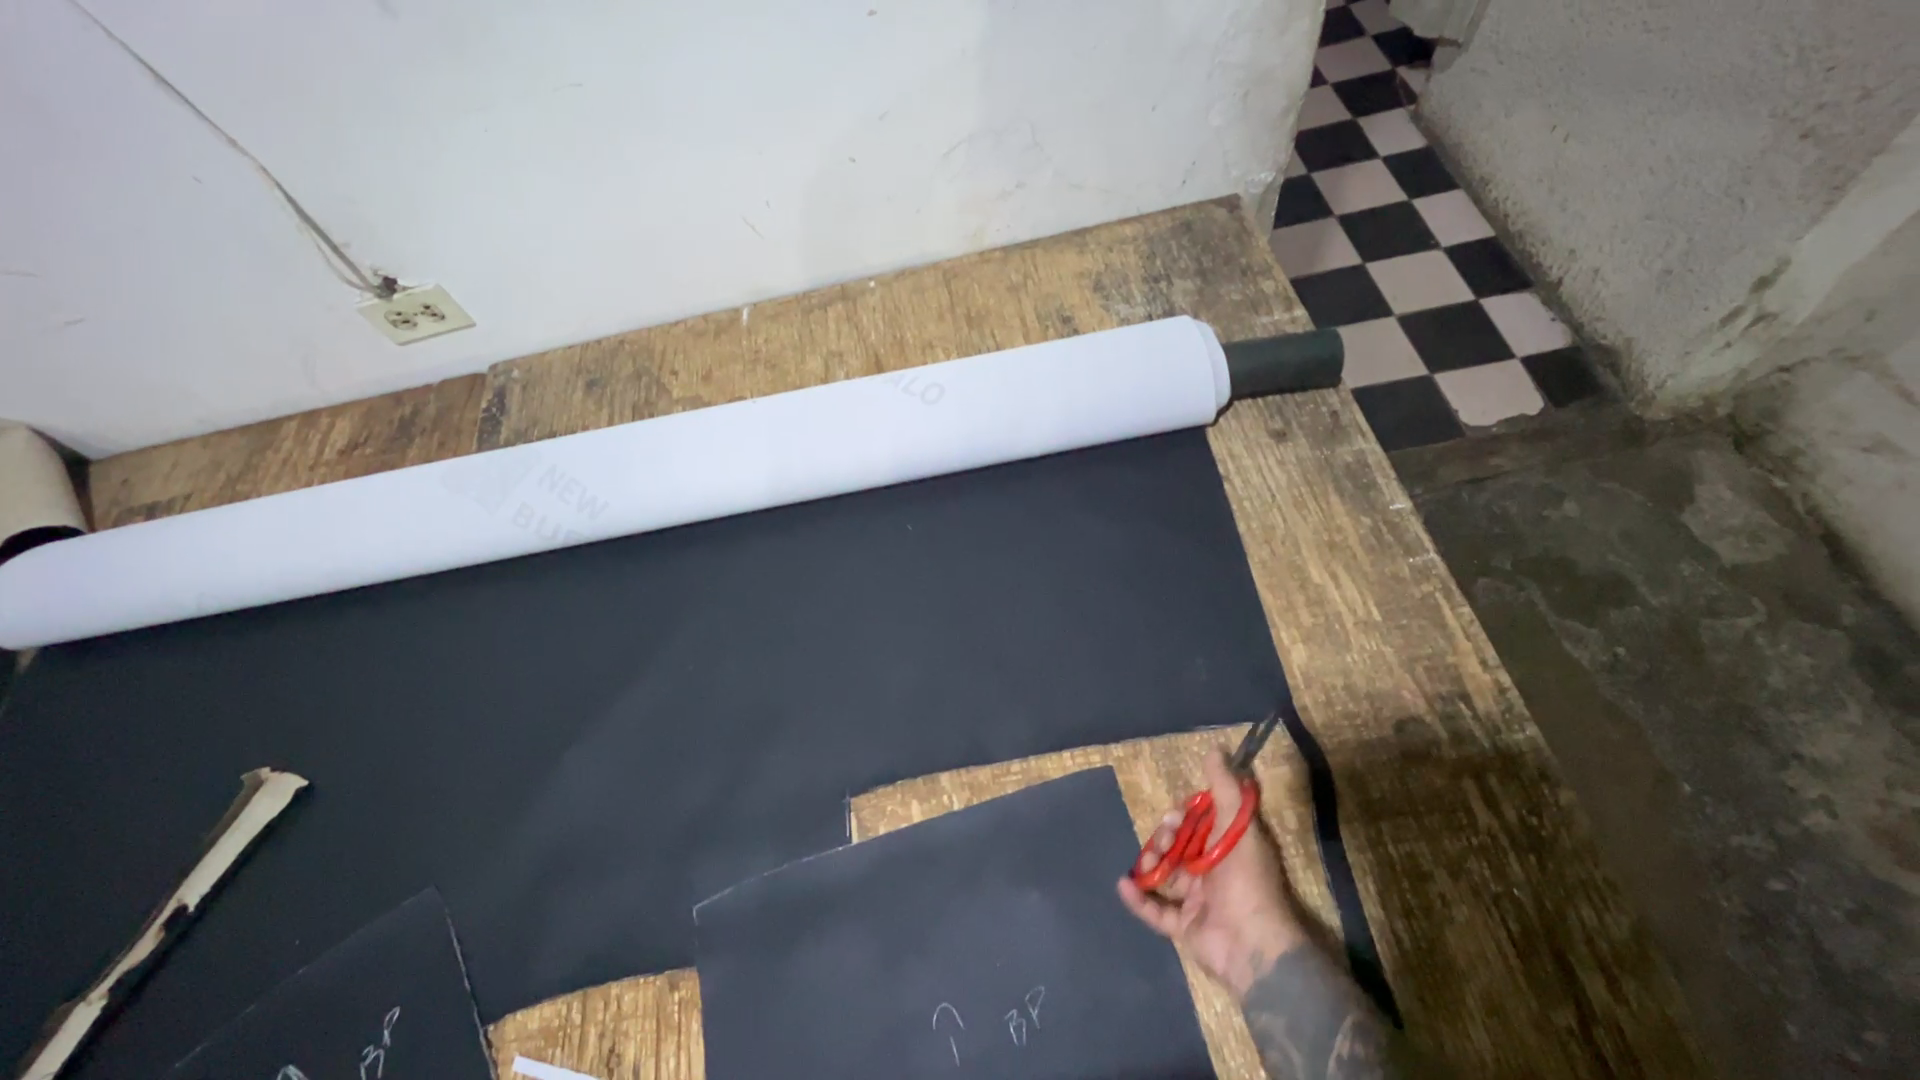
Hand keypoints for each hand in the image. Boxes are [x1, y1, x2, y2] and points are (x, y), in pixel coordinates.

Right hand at [1117, 749, 1307, 999]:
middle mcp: (1213, 873)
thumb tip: (1215, 748)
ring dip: (1150, 863)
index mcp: (1228, 849)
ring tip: (1146, 863)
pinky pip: (1155, 911)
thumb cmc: (1247, 879)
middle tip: (1163, 839)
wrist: (1253, 942)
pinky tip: (1123, 883)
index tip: (1176, 814)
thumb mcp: (1238, 826)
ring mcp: (1197, 902)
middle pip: (1178, 847)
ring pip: (1164, 875)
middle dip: (1164, 837)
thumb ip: (1225, 788)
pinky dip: (1138, 898)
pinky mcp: (1183, 928)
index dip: (1184, 817)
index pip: (1199, 825)